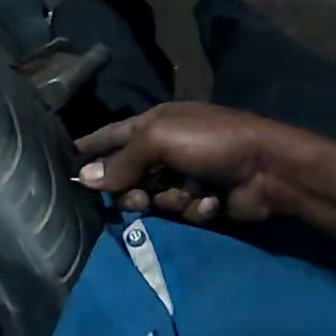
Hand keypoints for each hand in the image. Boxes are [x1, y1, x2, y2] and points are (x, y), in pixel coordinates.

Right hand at [76, 103, 297, 222]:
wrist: (266, 168)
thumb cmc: (210, 142)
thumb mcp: (160, 140)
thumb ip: (122, 161)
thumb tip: (84, 178)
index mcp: (155, 124)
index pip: (113, 134)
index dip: (92, 146)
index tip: (69, 158)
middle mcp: (166, 148)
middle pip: (129, 175)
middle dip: (132, 189)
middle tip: (139, 197)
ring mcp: (185, 175)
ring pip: (153, 198)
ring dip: (170, 199)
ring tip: (187, 193)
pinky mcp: (201, 200)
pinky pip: (181, 211)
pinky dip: (194, 208)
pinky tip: (210, 201)